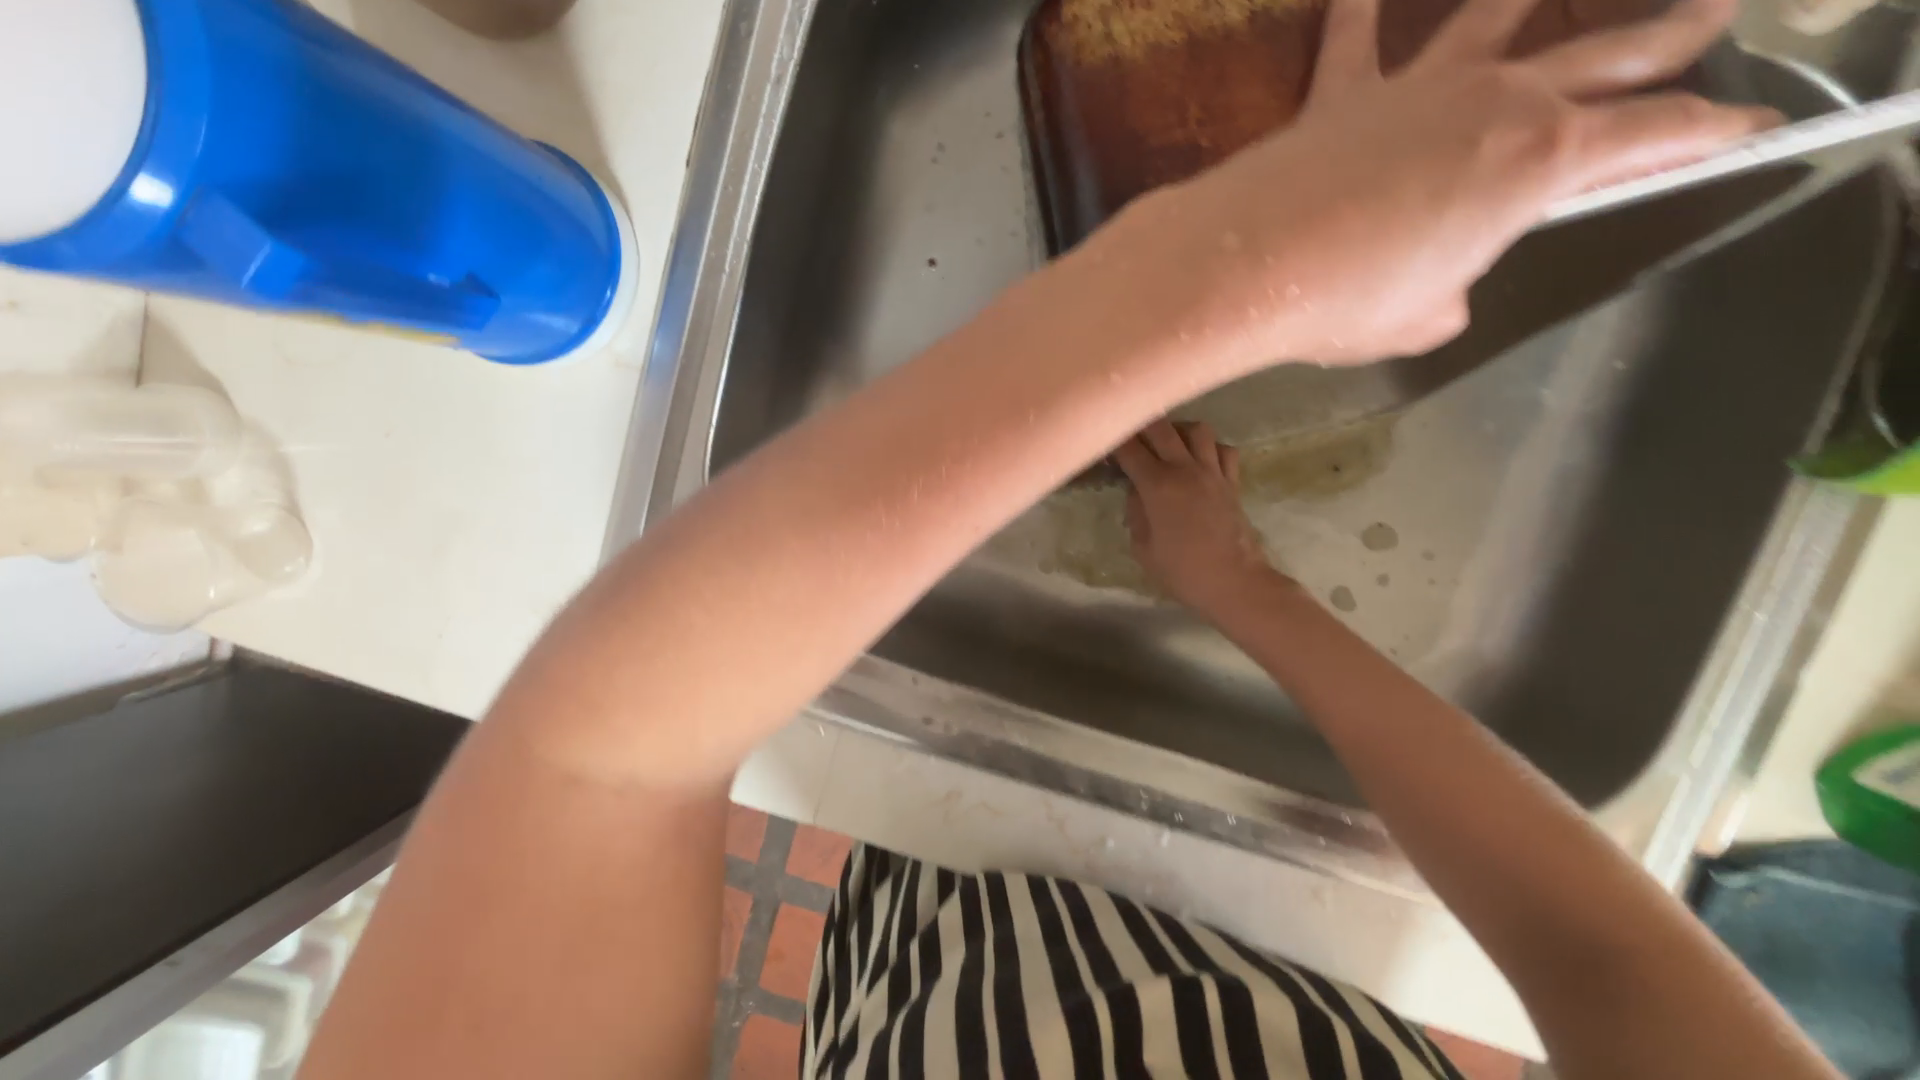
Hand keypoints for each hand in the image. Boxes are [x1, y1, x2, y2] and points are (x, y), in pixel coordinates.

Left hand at [1078, 0, 1775, 374]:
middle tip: (1714, 12)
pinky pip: (1354, 38)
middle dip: (1669, 37)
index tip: (1754, 127)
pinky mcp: (1344, 94)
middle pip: (1606, 57)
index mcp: (1541, 164)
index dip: (1710, 134)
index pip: (1656, 138)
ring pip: (1497, 19)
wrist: (1250, 265)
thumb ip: (1449, 290)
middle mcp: (1497, 102)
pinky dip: (1358, 11)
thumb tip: (1438, 282)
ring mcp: (1420, 88)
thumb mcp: (1423, 318)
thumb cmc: (1347, 301)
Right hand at [1115, 420, 1284, 615]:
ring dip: (1178, 430)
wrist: (1234, 582)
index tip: (1103, 443)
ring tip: (1167, 443)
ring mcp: (1212, 472)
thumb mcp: (1143, 547)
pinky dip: (1210, 447)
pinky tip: (1200, 460)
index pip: (1129, 448)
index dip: (1113, 441)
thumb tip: (1137, 491)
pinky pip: (1224, 450)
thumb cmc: (1182, 571)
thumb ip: (1136, 512)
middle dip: (1140, 424)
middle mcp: (1185, 468)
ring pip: (1197, 429)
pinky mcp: (1232, 482)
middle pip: (1161, 427)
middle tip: (1129, 433)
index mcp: (1157, 485)